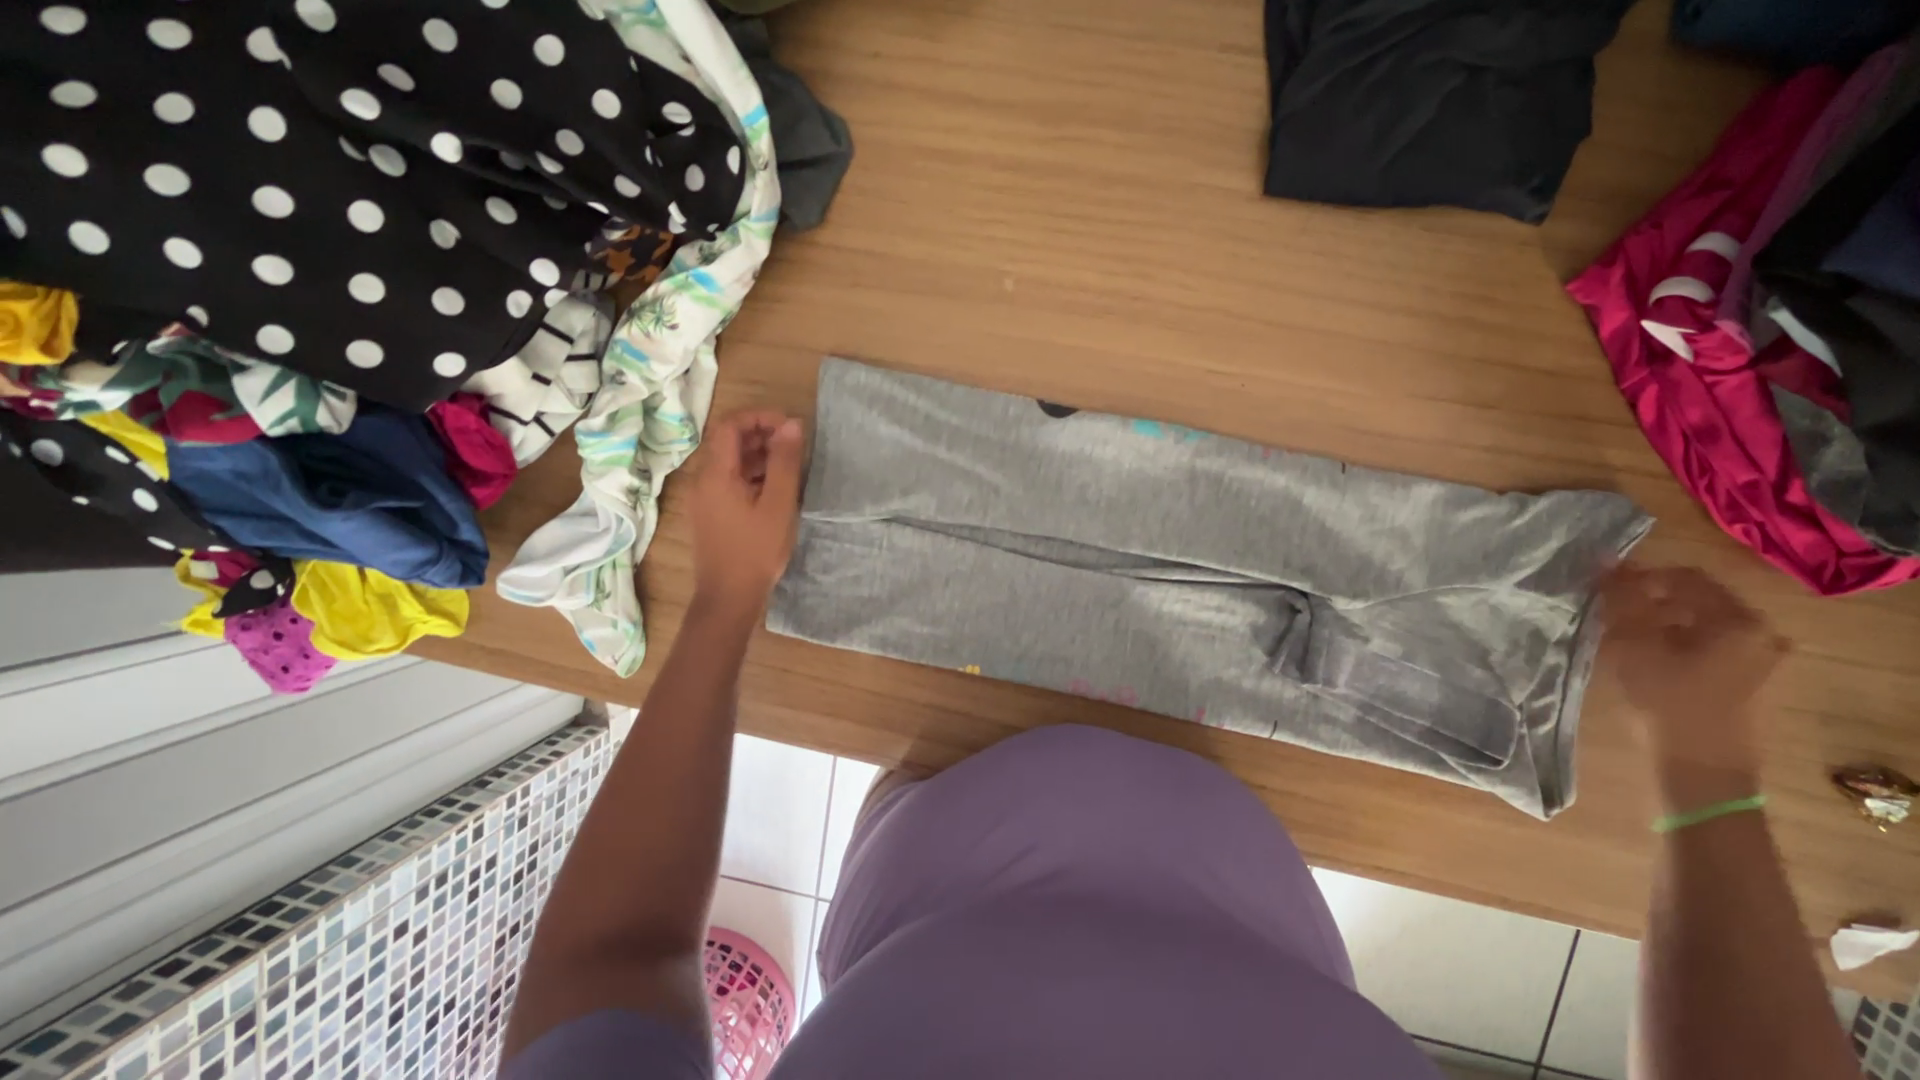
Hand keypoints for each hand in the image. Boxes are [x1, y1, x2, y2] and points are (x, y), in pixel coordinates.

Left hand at [688, 410, 805, 616]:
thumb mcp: (778, 503)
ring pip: (729, 462)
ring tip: (789, 467)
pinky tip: (775, 489)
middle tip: (793, 446)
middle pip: (727, 441)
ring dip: (758, 456)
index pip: (730, 424)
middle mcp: (702, 480)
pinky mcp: (710, 513)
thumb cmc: (756, 550)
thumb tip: (791, 424)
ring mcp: (703, 498)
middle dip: (761, 435)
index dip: (759, 417)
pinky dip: (751, 475)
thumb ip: (784, 461)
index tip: (789, 428)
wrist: (729, 598)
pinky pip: (728, 481)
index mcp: (715, 473)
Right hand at [1601, 566, 1787, 805]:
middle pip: (1694, 601)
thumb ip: (1622, 599)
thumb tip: (1606, 562)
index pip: (1683, 577)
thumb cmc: (1667, 703)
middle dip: (1648, 602)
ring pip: (1697, 626)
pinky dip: (1672, 646)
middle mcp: (1758, 634)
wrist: (1700, 773)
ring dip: (1657, 625)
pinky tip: (1642, 662)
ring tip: (1619, 639)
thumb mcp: (1635, 644)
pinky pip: (1705, 649)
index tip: (1601, 591)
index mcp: (1740, 619)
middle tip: (1607, 615)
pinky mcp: (1745, 684)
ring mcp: (1757, 661)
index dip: (1638, 577)